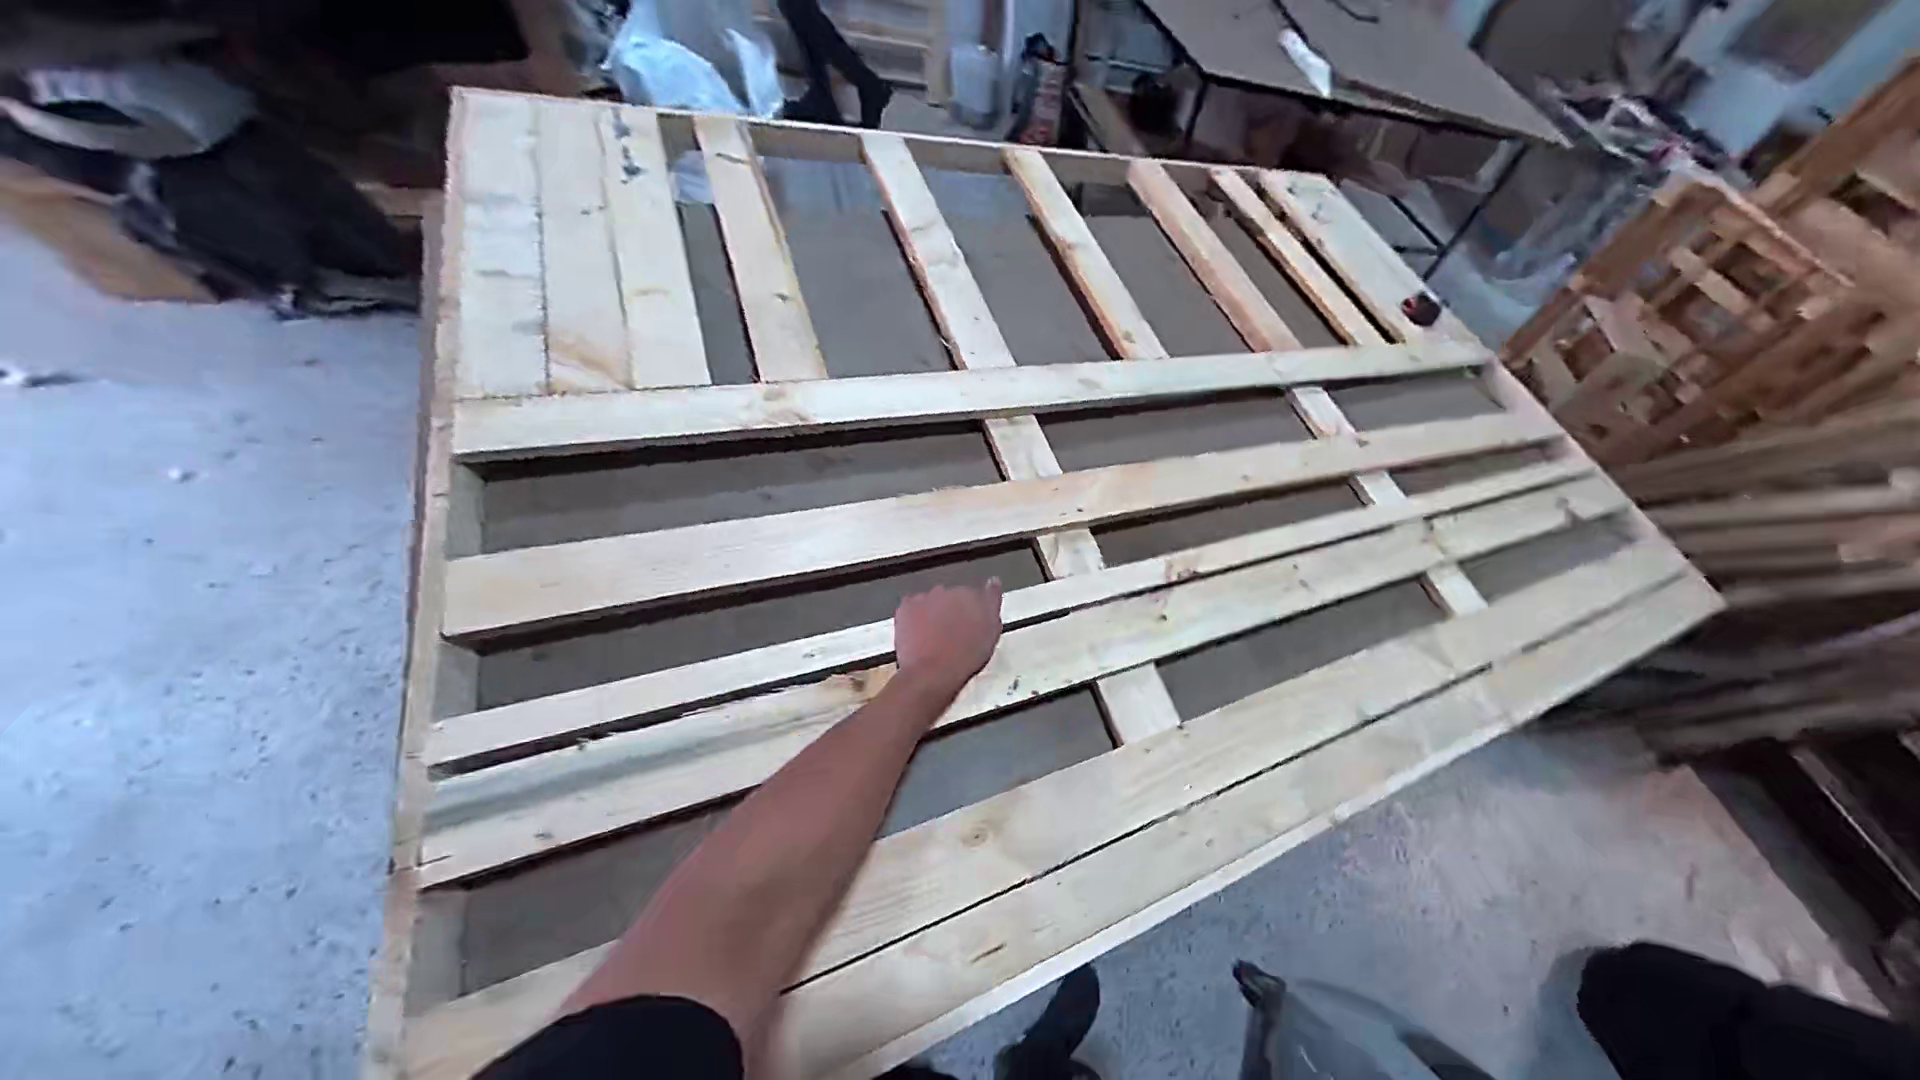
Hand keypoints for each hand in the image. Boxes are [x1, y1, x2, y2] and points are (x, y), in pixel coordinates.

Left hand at [893, 579, 1003, 696]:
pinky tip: (920, 633)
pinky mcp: (907, 606)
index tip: (974, 616)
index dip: (976, 606)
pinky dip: (915, 616)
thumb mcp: (991, 635)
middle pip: (954, 596)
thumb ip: (992, 605)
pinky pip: (912, 606)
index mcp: (975, 596)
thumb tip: (993, 584)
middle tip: (954, 633)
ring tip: (935, 637)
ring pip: (932, 600)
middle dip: (954, 610)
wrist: (931, 672)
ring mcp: (927, 598)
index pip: (979, 591)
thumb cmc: (962, 659)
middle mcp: (950, 592)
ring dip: (934, 613)